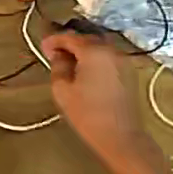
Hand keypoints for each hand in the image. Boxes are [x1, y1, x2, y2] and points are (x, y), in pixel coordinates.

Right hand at [41, 31, 160, 173]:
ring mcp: (123, 60)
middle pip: (86, 38)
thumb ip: (58, 67)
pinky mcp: (129, 71)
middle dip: (69, 43)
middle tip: (53, 55)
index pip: (70, 37)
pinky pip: (108, 57)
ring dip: (83, 51)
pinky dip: (95, 58)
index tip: (43, 48)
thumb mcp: (63, 91)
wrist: (121, 137)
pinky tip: (86, 71)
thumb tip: (58, 55)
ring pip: (99, 47)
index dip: (54, 40)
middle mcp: (111, 49)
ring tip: (68, 63)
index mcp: (94, 51)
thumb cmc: (88, 114)